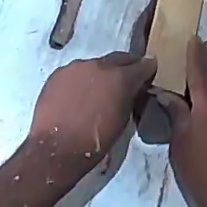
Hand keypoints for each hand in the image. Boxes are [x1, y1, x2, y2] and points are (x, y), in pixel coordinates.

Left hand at [28, 52, 156, 164]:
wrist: (55, 148)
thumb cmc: (94, 142)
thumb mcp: (122, 120)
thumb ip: (129, 97)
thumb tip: (133, 89)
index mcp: (121, 78)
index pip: (142, 65)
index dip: (147, 69)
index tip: (150, 71)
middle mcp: (100, 66)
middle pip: (119, 58)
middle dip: (127, 65)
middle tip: (129, 75)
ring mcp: (77, 67)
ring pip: (96, 64)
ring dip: (102, 73)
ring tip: (99, 88)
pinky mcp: (59, 73)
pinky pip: (76, 72)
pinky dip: (81, 79)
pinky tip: (78, 94)